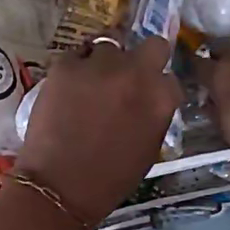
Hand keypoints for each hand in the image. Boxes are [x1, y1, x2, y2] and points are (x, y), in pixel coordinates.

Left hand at [17, 37, 182, 221]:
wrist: (60, 184)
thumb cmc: (110, 178)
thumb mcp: (148, 147)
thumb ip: (154, 114)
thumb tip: (148, 100)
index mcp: (161, 98)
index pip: (169, 76)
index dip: (156, 83)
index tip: (145, 92)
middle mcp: (136, 73)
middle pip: (150, 45)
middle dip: (141, 56)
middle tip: (125, 74)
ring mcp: (100, 65)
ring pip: (108, 46)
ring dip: (103, 61)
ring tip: (89, 82)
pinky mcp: (65, 65)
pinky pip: (75, 55)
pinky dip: (73, 68)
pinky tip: (66, 87)